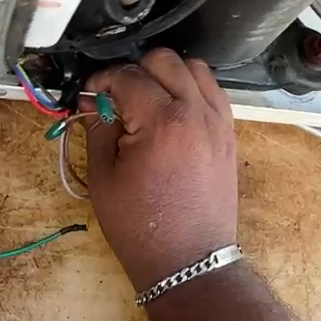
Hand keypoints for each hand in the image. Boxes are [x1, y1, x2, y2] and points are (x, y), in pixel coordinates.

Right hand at [83, 49, 238, 291]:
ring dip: (166, 74)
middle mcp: (196, 111)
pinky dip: (190, 88)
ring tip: (147, 100)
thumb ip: (98, 127)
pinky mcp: (229, 132)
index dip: (102, 81)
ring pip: (193, 66)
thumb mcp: (103, 176)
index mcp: (162, 121)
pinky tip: (172, 110)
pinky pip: (212, 89)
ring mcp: (218, 120)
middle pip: (163, 59)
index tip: (91, 95)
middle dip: (135, 70)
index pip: (127, 76)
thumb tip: (94, 99)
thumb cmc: (139, 225)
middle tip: (118, 96)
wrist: (190, 261)